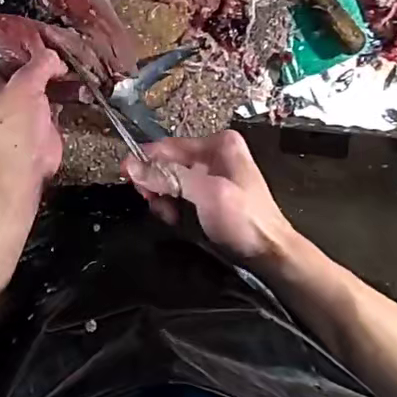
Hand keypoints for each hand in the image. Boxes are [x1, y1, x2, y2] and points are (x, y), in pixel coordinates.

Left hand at [0, 47, 66, 184]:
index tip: (28, 26)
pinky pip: (53, 93)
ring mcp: (21, 102)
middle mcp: (0, 89)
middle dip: (37, 52)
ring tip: (69, 55)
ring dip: (53, 69)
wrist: (26, 165)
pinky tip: (77, 76)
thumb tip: (55, 57)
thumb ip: (40, 64)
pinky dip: (64, 86)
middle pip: (19, 61)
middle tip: (55, 38)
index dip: (8, 36)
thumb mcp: (25, 85)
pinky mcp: (40, 114)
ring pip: (38, 77)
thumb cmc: (15, 126)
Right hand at [121, 130, 296, 262]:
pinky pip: (179, 194)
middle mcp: (215, 154)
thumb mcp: (206, 194)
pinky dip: (173, 206)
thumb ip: (169, 177)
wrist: (270, 252)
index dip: (145, 161)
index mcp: (219, 144)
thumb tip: (131, 165)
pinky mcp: (209, 195)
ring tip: (170, 215)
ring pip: (170, 180)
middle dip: (157, 184)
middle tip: (155, 204)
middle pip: (167, 163)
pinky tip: (177, 219)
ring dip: (164, 198)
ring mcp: (212, 175)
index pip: (168, 146)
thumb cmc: (245, 221)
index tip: (127, 177)